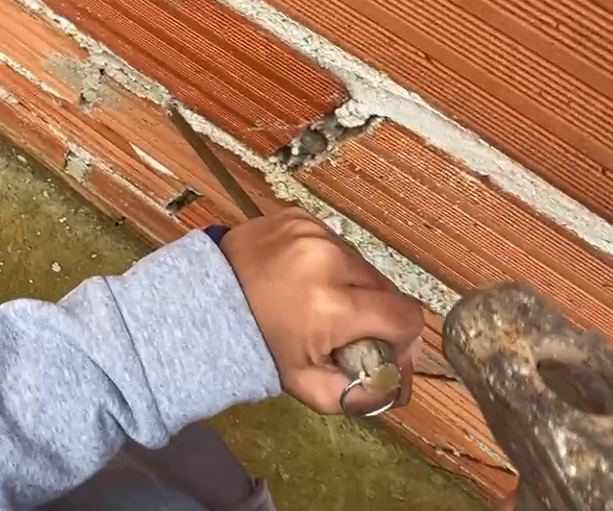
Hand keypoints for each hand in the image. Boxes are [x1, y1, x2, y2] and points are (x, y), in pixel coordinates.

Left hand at [218, 208, 424, 413]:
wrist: (206, 295)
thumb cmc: (256, 341)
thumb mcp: (308, 386)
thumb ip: (362, 395)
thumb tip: (396, 387)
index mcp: (334, 305)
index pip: (406, 316)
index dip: (403, 339)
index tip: (383, 348)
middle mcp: (328, 260)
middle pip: (385, 288)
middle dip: (375, 313)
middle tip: (347, 329)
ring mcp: (312, 232)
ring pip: (360, 263)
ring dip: (351, 284)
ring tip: (319, 300)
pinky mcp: (299, 216)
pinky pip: (333, 241)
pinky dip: (328, 260)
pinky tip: (303, 276)